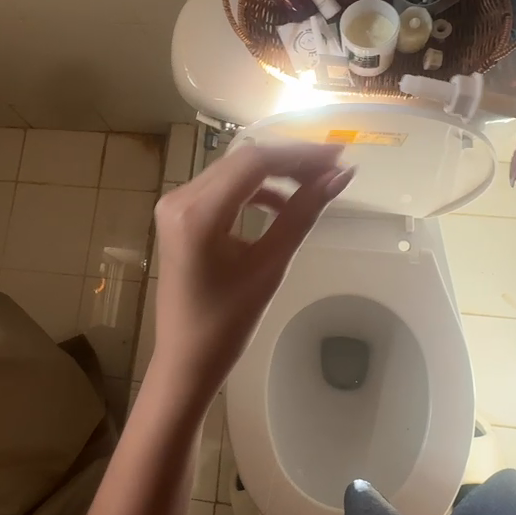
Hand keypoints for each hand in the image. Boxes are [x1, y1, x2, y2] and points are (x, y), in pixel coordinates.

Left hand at [148, 142, 354, 400]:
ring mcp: (176, 205)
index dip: (299, 155)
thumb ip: (303, 214)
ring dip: (274, 173)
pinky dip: (253, 190)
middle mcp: (180, 199)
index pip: (254, 163)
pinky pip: (222, 188)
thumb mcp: (271, 265)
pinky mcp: (179, 215)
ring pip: (233, 171)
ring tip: (314, 185)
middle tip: (333, 168)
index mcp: (198, 213)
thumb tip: (339, 177)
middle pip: (242, 162)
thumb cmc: (229, 322)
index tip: (339, 157)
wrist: (187, 358)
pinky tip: (281, 204)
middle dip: (290, 161)